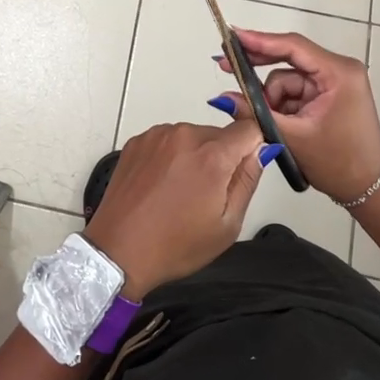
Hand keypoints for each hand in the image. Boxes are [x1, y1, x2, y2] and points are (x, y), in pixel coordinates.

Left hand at [83, 120, 268, 299]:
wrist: (118, 251)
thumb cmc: (175, 245)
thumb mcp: (227, 225)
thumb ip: (247, 180)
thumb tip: (261, 150)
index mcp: (212, 155)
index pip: (248, 129)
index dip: (253, 146)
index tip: (245, 168)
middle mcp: (184, 135)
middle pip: (218, 134)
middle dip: (222, 158)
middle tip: (208, 194)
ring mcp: (157, 135)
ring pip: (192, 137)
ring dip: (194, 156)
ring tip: (180, 194)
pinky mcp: (137, 141)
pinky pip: (166, 141)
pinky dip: (170, 157)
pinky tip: (160, 187)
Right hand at [214, 29, 379, 202]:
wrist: (370, 190)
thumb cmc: (339, 163)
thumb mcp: (294, 137)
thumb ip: (256, 114)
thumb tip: (220, 98)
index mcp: (339, 73)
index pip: (293, 47)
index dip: (260, 41)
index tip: (231, 36)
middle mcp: (338, 70)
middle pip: (289, 58)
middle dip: (258, 65)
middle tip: (225, 66)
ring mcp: (333, 82)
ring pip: (287, 78)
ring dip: (271, 98)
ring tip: (264, 122)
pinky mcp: (327, 95)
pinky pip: (294, 91)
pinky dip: (281, 104)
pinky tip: (275, 121)